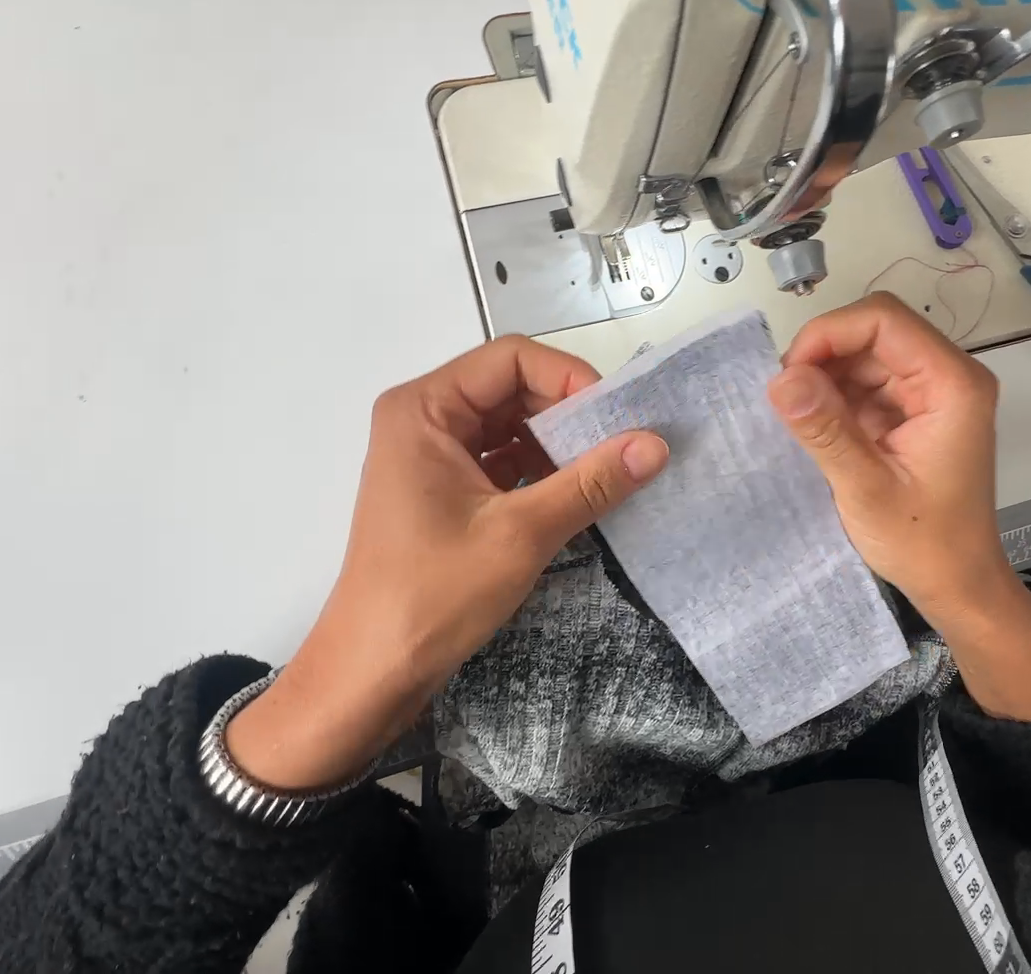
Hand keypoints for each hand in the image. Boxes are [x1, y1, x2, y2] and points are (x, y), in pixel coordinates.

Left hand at [228, 336, 668, 789]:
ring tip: (608, 470)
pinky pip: (503, 458)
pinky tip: (578, 492)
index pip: (511, 358)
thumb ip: (591, 483)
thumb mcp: (522, 533)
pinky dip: (542, 470)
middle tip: (622, 445)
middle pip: (512, 387)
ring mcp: (433, 454)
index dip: (570, 378)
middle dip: (569, 413)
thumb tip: (656, 444)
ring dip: (559, 444)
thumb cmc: (434, 595)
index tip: (617, 418)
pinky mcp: (445, 488)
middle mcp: (424, 418)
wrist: (374, 671)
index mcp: (424, 409)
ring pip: (511, 424)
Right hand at [768, 293, 1030, 719]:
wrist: (956, 583)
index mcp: (952, 385)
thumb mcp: (866, 488)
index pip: (885, 320)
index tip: (789, 373)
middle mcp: (946, 376)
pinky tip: (815, 426)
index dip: (829, 333)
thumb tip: (780, 379)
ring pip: (864, 354)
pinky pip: (865, 382)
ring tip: (798, 417)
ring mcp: (929, 392)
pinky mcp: (911, 411)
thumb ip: (825, 430)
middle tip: (787, 398)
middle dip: (823, 355)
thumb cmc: (924, 543)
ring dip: (825, 377)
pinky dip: (834, 396)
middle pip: (874, 331)